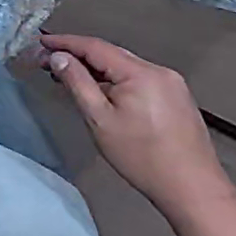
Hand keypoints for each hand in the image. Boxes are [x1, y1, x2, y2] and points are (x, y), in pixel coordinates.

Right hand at [39, 33, 234, 218]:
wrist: (195, 192)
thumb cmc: (143, 157)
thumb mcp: (100, 119)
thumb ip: (76, 82)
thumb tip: (59, 57)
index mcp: (141, 73)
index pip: (95, 47)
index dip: (65, 42)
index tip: (41, 43)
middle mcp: (159, 72)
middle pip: (110, 54)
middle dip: (77, 55)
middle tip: (48, 61)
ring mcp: (172, 85)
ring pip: (123, 66)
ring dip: (95, 68)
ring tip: (69, 76)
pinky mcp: (176, 99)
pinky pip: (137, 78)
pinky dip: (113, 79)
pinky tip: (99, 90)